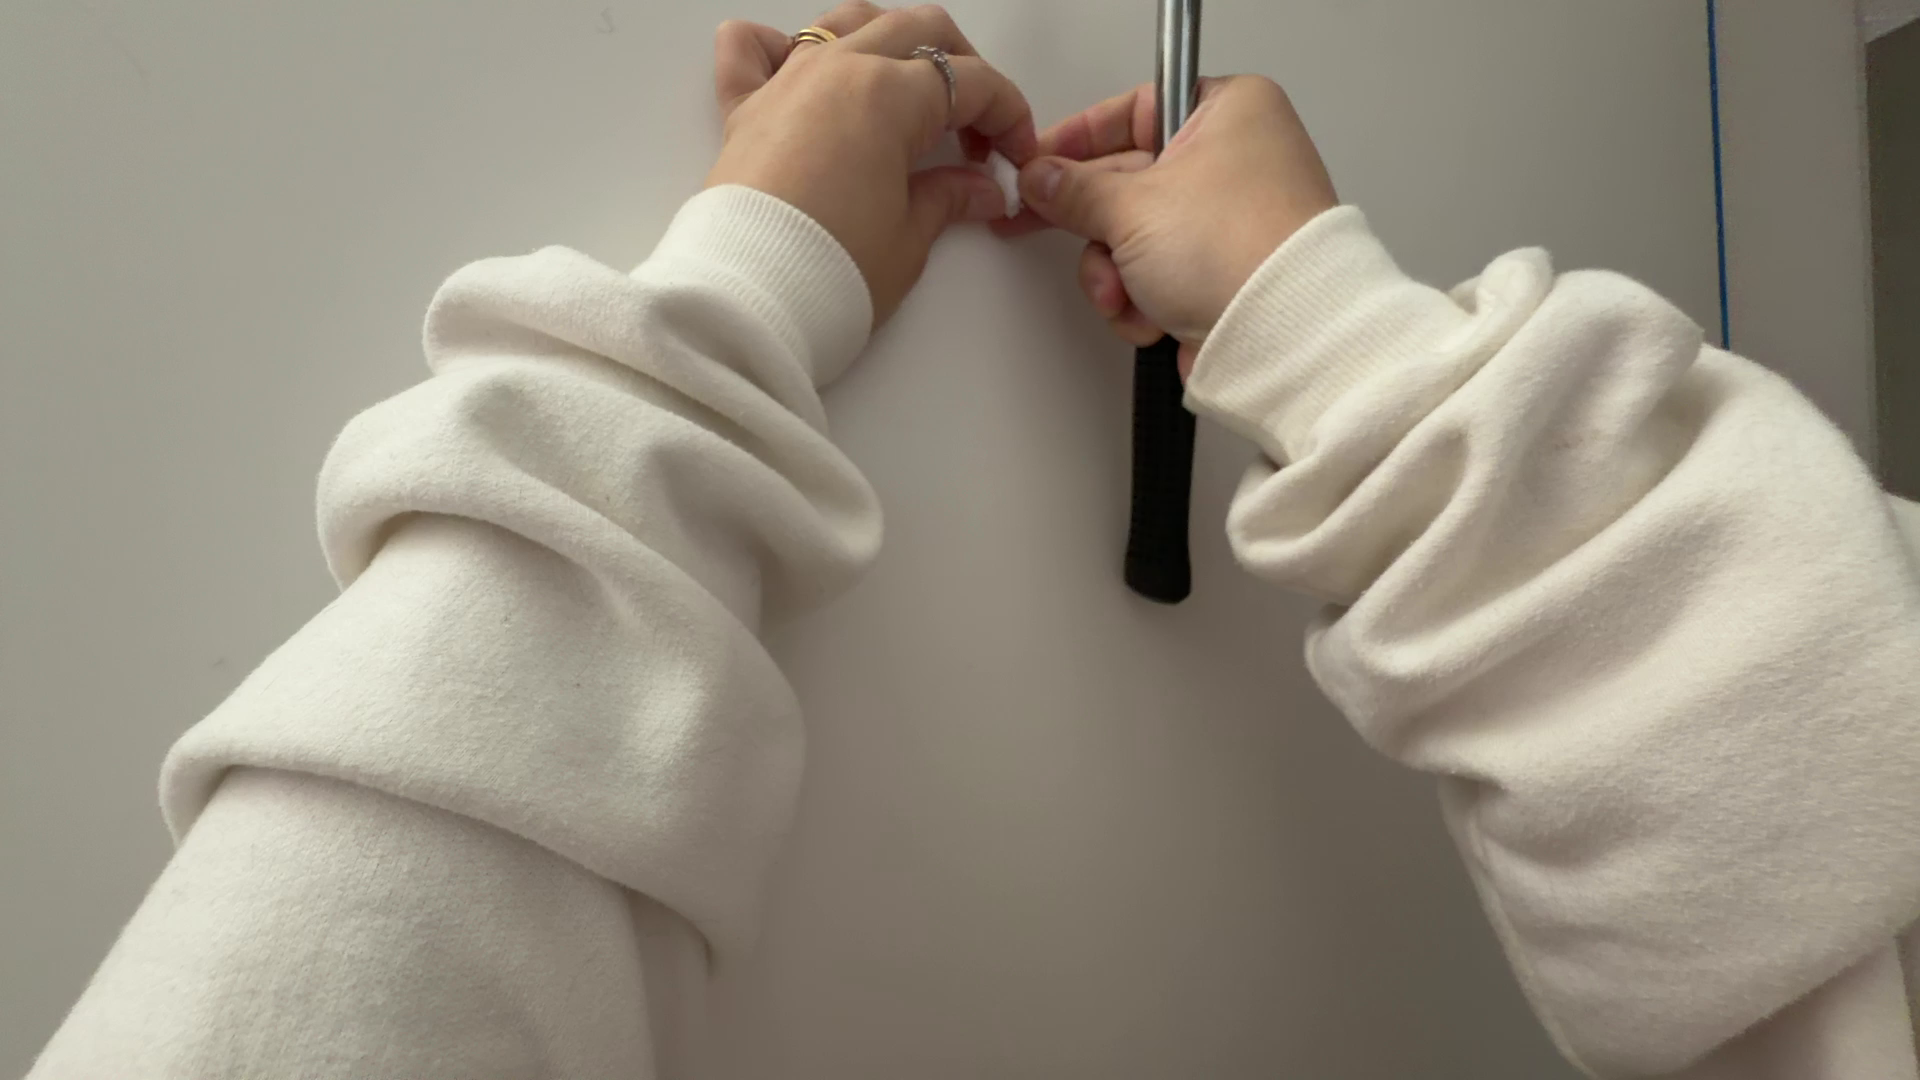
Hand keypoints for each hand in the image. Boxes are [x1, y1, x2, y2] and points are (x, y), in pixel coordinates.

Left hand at [707, 2, 1038, 324]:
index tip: (1015, 154)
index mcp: (888, 96)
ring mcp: (785, 82)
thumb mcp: (909, 240)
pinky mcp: (743, 111)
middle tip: (975, 129)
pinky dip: (780, 47)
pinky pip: (753, 48)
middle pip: (917, 31)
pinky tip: (802, 72)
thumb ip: (948, 199)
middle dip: (962, 71)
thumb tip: (980, 190)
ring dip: (891, 43)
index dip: (1007, 114)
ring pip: (848, 21)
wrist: (752, 302)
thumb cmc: (831, 273)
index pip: (969, 83)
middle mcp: (836, 69)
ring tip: (908, 95)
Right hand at [1002, 76, 1336, 374]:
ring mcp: (1220, 225)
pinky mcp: (1211, 276)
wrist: (1275, 336)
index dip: (1077, 139)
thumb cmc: (1233, 251)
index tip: (1037, 164)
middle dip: (1094, 231)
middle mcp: (1227, 164)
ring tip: (1124, 294)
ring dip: (1112, 276)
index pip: (1131, 112)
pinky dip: (1139, 303)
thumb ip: (1076, 190)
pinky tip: (1152, 318)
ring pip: (1129, 241)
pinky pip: (1149, 279)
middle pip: (1123, 187)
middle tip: (1039, 225)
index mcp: (1224, 114)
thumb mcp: (1134, 207)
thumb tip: (1040, 178)